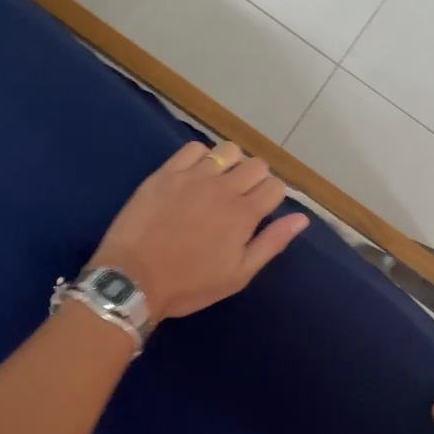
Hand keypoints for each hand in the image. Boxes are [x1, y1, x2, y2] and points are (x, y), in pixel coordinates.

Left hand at [86, 141, 309, 321]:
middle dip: (256, 179)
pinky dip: (201, 157)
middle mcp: (224, 188)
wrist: (132, 279)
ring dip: (231, 163)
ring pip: (228, 151)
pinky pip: (194, 149)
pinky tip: (194, 175)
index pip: (275, 186)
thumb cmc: (189, 284)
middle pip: (257, 164)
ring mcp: (193, 177)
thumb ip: (272, 243)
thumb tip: (301, 218)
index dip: (272, 197)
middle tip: (240, 199)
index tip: (261, 211)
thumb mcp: (238, 275)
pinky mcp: (166, 173)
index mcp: (245, 214)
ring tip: (219, 182)